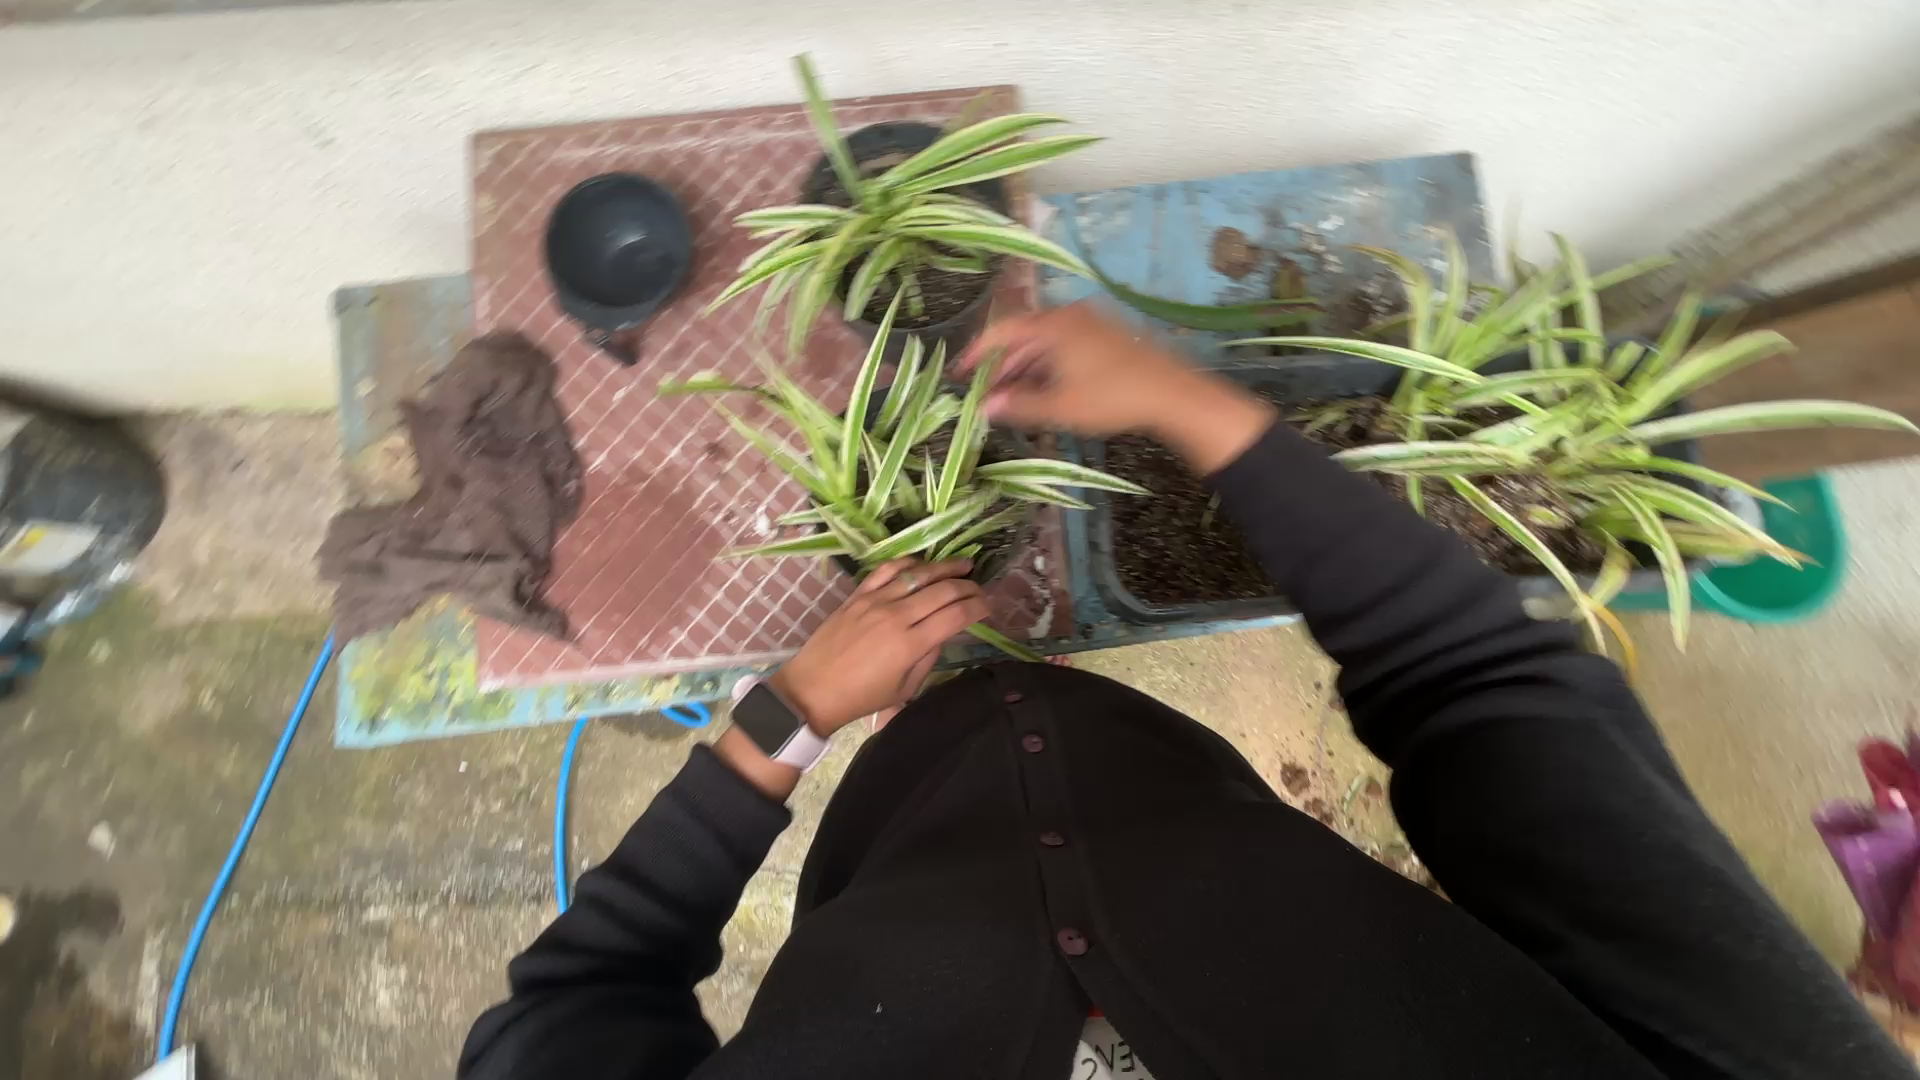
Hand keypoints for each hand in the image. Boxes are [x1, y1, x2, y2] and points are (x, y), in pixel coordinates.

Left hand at [771, 557, 989, 734]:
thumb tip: (942, 634)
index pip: (955, 616)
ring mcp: (875, 601)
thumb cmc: (861, 697)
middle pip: (942, 590)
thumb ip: (928, 659)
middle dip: (968, 587)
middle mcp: (896, 616)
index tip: (989, 607)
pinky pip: (887, 570)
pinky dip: (908, 563)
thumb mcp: (904, 689)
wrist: (812, 690)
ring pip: (918, 574)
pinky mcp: (857, 595)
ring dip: (945, 567)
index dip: (978, 608)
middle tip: (979, 588)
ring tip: (963, 566)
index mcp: (910, 644)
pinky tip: (922, 564)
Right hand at [955, 302, 1275, 471]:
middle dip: (1002, 366)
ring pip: (1044, 343)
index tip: (960, 372)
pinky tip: (1044, 390)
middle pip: (1023, 336)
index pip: (1003, 331)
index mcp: (1054, 325)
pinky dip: (1047, 365)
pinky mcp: (1106, 336)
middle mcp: (1069, 316)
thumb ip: (1018, 406)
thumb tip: (984, 407)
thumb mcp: (1059, 407)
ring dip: (1024, 368)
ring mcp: (1090, 323)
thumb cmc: (1112, 397)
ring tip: (1011, 397)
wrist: (1172, 393)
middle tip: (985, 392)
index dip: (977, 352)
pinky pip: (1064, 346)